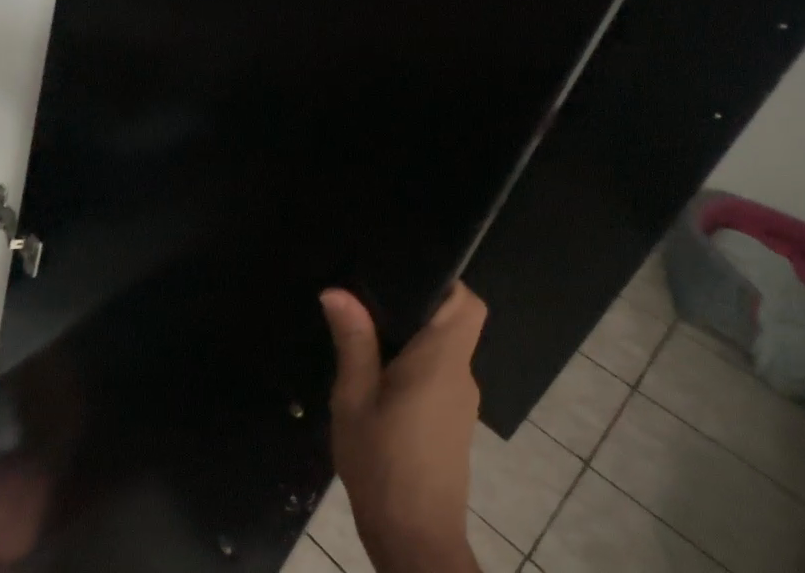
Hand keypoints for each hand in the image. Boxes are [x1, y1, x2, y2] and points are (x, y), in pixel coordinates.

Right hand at [321, 281, 486, 572]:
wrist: (413, 536)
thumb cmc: (382, 463)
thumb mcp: (354, 398)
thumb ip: (352, 342)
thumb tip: (337, 291)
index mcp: (440, 363)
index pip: (467, 305)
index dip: (444, 281)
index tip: (400, 268)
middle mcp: (459, 376)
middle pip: (453, 322)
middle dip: (414, 302)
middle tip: (361, 292)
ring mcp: (458, 401)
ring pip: (440, 348)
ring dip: (407, 334)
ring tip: (356, 325)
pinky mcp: (449, 420)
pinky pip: (433, 372)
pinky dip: (408, 360)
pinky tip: (370, 368)